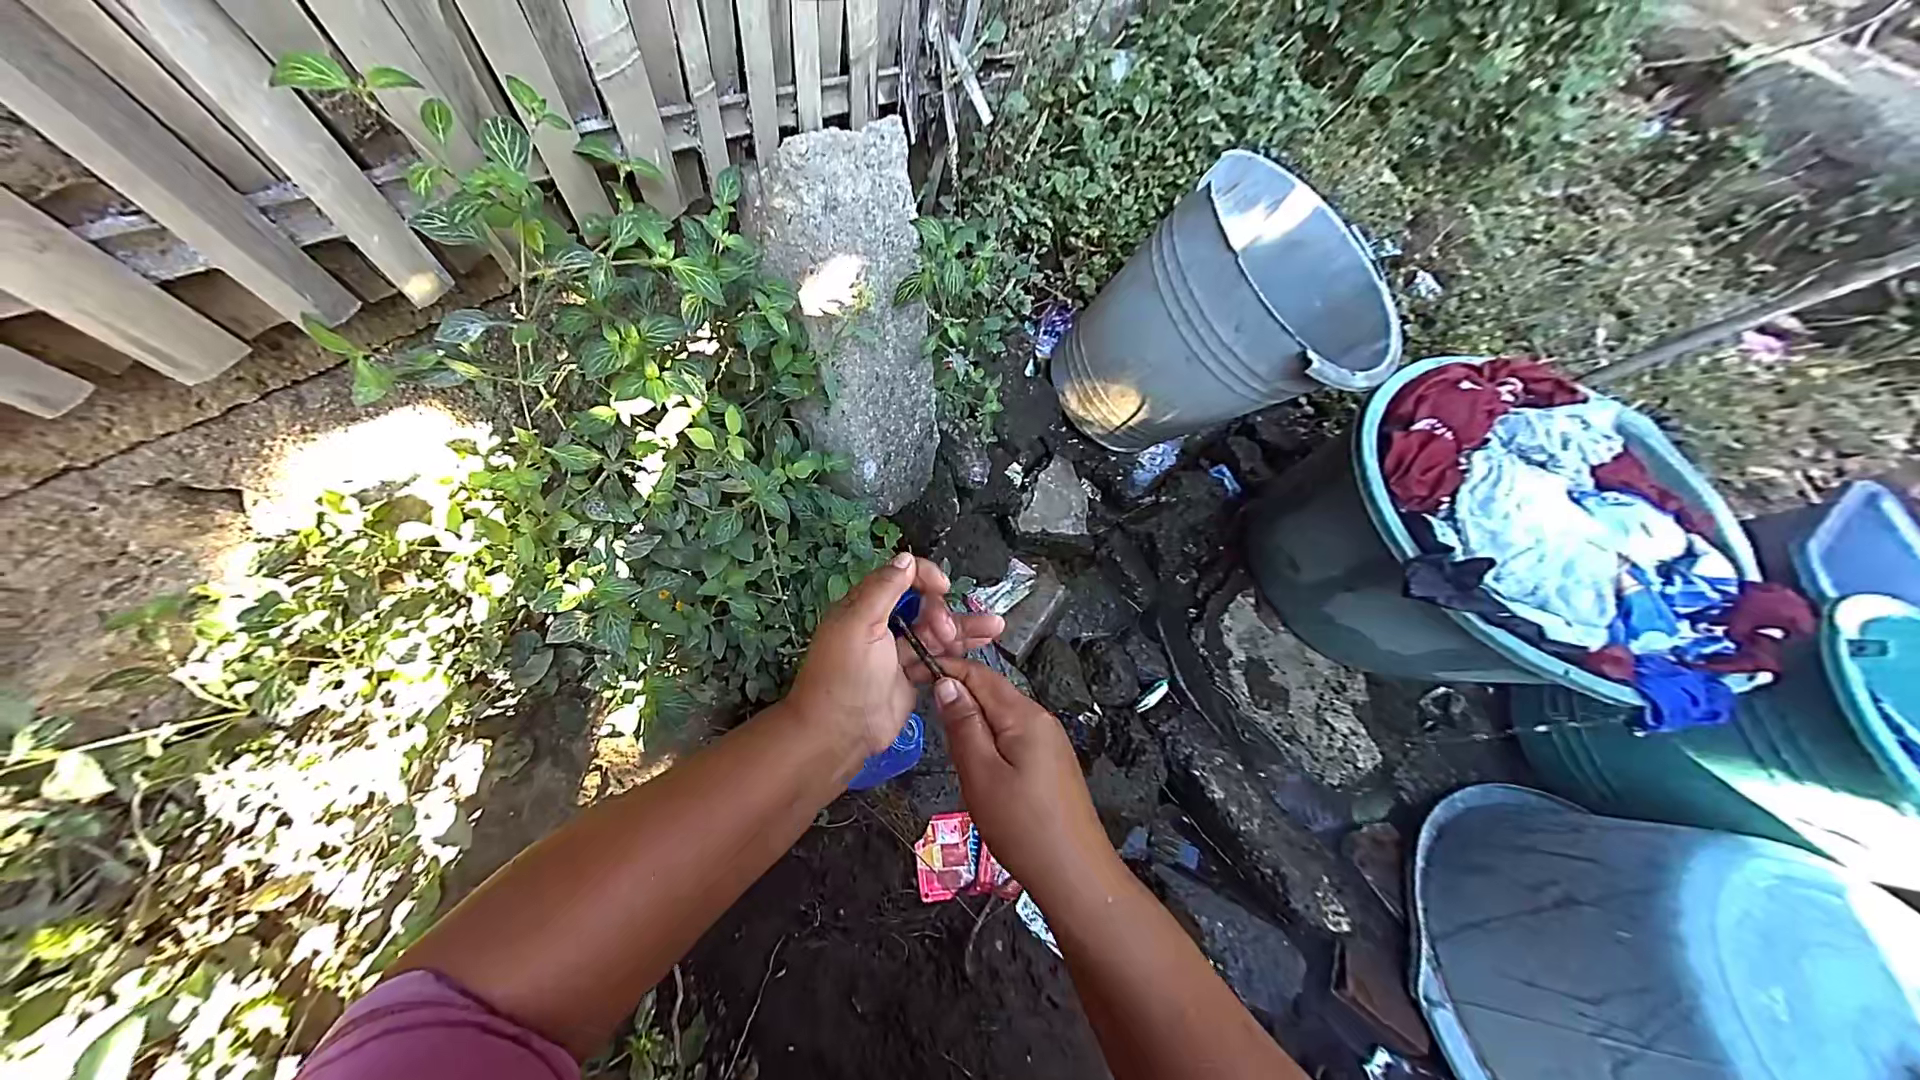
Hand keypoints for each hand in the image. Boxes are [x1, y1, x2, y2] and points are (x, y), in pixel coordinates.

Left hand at [787, 552, 1004, 756]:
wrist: (839, 733)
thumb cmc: (844, 676)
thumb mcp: (858, 625)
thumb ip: (883, 590)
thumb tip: (906, 558)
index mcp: (865, 606)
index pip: (901, 577)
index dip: (924, 577)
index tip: (942, 588)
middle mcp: (882, 625)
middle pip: (924, 605)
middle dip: (943, 612)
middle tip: (945, 632)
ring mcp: (898, 652)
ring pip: (936, 631)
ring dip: (964, 627)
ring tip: (993, 626)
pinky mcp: (911, 676)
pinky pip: (939, 656)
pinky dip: (959, 651)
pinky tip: (982, 645)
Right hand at [932, 660, 1111, 896]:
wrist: (1075, 874)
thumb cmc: (1024, 827)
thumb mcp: (981, 774)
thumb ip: (963, 725)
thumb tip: (947, 684)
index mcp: (1024, 716)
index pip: (980, 674)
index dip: (946, 668)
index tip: (914, 671)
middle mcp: (1041, 720)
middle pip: (992, 692)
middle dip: (958, 694)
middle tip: (926, 710)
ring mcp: (1049, 741)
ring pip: (1001, 716)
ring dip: (972, 719)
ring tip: (948, 742)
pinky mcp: (1050, 762)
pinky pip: (1013, 735)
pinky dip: (989, 739)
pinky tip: (978, 764)